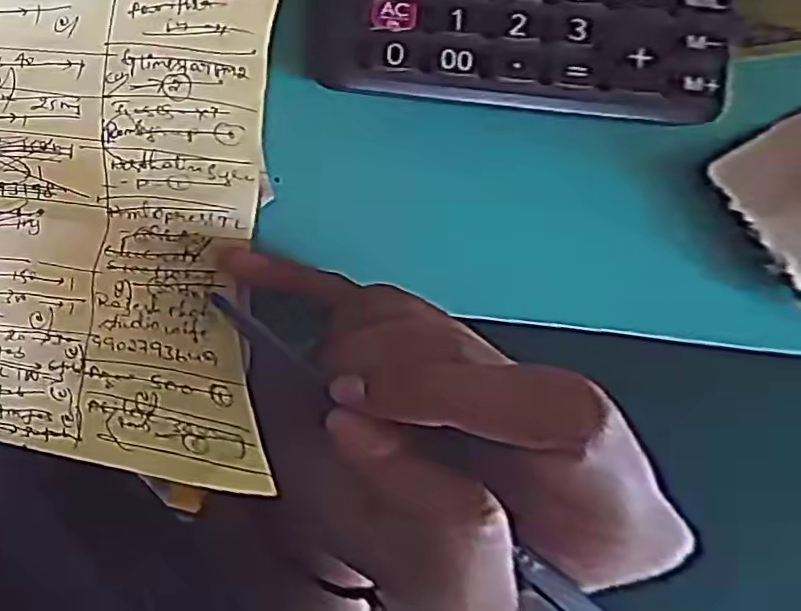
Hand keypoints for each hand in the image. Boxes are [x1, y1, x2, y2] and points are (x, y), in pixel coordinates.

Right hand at [213, 247, 693, 609]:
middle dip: (381, 370)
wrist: (376, 554)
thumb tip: (360, 431)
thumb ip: (440, 537)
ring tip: (320, 385)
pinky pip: (351, 294)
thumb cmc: (420, 579)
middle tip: (332, 401)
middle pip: (467, 351)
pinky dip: (294, 281)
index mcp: (599, 501)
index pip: (565, 414)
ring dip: (342, 339)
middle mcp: (544, 421)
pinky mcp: (406, 338)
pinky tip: (251, 272)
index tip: (360, 408)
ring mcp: (471, 368)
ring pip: (407, 314)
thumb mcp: (446, 594)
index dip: (453, 394)